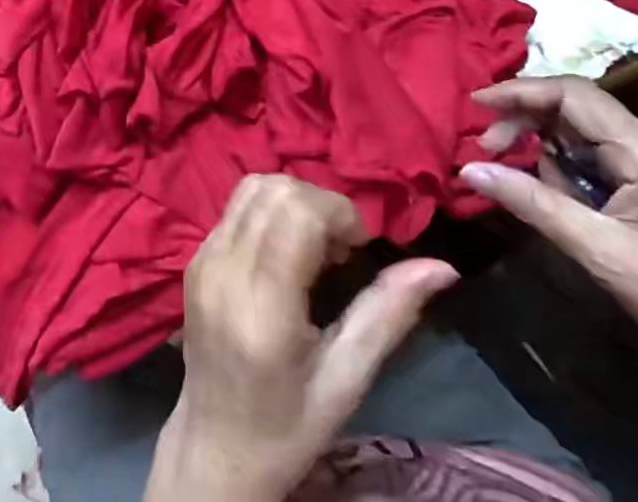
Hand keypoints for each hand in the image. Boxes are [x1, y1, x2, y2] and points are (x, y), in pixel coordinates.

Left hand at [146, 175, 459, 501]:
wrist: (215, 450)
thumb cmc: (287, 426)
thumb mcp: (347, 380)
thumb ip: (389, 315)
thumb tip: (442, 266)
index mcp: (261, 308)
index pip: (297, 213)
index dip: (339, 213)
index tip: (358, 248)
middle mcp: (223, 273)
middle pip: (277, 190)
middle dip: (322, 203)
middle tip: (341, 249)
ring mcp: (202, 261)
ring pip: (255, 187)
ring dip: (297, 200)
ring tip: (316, 246)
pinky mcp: (195, 259)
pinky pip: (238, 205)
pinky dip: (273, 209)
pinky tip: (287, 251)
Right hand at [462, 77, 637, 501]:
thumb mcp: (601, 253)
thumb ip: (535, 204)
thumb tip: (471, 170)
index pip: (577, 96)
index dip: (522, 91)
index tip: (477, 102)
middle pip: (580, 113)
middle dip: (528, 124)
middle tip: (486, 152)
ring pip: (589, 140)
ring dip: (546, 151)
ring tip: (515, 180)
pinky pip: (604, 166)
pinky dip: (569, 174)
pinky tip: (553, 198)